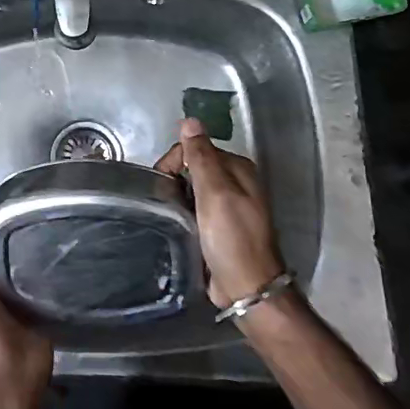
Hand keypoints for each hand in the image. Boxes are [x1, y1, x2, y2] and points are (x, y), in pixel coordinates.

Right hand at [155, 117, 283, 305]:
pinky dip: (182, 211)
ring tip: (167, 214)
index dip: (174, 162)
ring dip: (176, 196)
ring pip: (190, 188)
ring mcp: (228, 205)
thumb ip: (201, 157)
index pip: (195, 148)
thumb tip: (189, 120)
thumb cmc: (231, 239)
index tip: (163, 183)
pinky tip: (176, 223)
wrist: (246, 288)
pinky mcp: (218, 225)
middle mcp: (236, 182)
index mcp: (238, 169)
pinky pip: (193, 208)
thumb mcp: (215, 193)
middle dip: (174, 178)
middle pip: (192, 166)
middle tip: (164, 201)